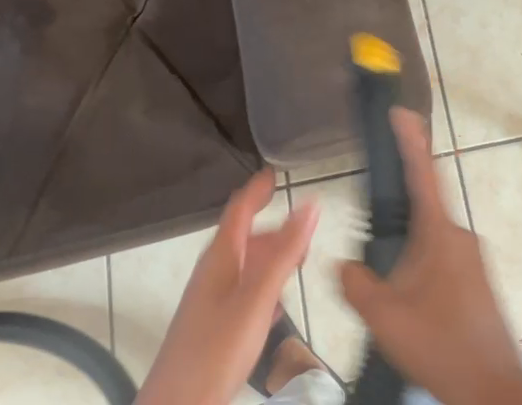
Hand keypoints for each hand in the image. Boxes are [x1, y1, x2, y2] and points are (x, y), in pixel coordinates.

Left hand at [137, 170, 318, 404]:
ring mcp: (211, 302)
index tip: (274, 172)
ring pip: (244, 267)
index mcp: (221, 258)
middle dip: (271, 227)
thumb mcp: (257, 298)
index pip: (239, 210)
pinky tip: (277, 305)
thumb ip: (284, 253)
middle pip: (243, 238)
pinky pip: (243, 294)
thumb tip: (310, 205)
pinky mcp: (214, 329)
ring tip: (298, 260)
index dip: (256, 190)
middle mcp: (213, 273)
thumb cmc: (216, 349)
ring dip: (270, 258)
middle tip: (303, 225)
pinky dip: (263, 288)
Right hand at [338, 109, 521, 404]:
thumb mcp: (384, 317)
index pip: (422, 173)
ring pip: (428, 245)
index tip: (400, 111)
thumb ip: (356, 284)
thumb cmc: (441, 345)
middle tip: (374, 258)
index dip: (409, 140)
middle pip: (421, 214)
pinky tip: (408, 310)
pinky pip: (440, 264)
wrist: (493, 390)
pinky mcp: (477, 284)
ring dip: (406, 260)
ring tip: (388, 299)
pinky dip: (419, 276)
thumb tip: (346, 267)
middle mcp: (460, 238)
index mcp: (440, 233)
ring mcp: (472, 261)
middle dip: (394, 229)